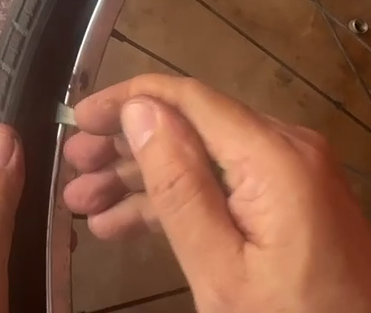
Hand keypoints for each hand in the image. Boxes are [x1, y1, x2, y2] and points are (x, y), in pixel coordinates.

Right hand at [63, 74, 370, 312]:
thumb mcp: (222, 273)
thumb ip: (179, 186)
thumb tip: (139, 108)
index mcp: (274, 155)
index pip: (185, 97)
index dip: (126, 100)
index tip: (78, 119)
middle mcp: (287, 147)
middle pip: (191, 125)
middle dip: (127, 146)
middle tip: (74, 167)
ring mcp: (295, 174)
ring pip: (204, 157)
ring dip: (145, 179)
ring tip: (86, 202)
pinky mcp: (296, 202)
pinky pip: (227, 185)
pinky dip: (181, 201)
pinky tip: (127, 225)